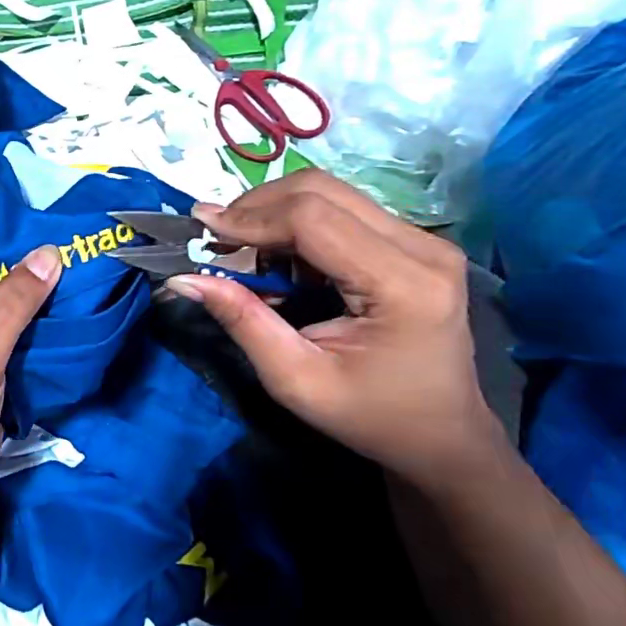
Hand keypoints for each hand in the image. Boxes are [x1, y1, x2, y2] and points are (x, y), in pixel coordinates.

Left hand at [0, 246, 62, 563]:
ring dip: (41, 291)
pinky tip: (77, 305)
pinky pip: (20, 335)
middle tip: (78, 231)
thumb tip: (49, 251)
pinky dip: (43, 324)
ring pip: (9, 305)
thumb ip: (11, 305)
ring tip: (87, 258)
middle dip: (29, 258)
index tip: (41, 206)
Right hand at [168, 170, 504, 488]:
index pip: (313, 219)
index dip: (250, 218)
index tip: (202, 230)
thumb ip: (242, 322)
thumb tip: (182, 278)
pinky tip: (277, 254)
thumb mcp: (295, 380)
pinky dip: (293, 219)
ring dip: (272, 209)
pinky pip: (339, 207)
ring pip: (327, 190)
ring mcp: (423, 239)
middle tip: (217, 238)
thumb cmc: (370, 416)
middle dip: (256, 206)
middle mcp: (423, 249)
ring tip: (242, 247)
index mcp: (404, 287)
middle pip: (319, 190)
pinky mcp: (412, 240)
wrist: (442, 435)